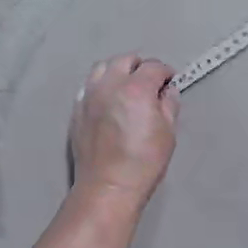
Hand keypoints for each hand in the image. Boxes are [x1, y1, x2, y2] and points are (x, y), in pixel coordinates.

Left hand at [69, 55, 179, 202]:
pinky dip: (101, 86)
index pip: (154, 67)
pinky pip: (89, 86)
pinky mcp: (77, 110)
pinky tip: (108, 99)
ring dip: (117, 71)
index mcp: (136, 88)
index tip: (170, 82)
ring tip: (126, 86)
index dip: (166, 73)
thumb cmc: (144, 162)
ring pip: (102, 68)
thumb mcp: (167, 134)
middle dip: (140, 67)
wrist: (108, 186)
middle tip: (150, 82)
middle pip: (125, 60)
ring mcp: (89, 96)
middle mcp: (109, 85)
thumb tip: (167, 92)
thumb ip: (169, 106)